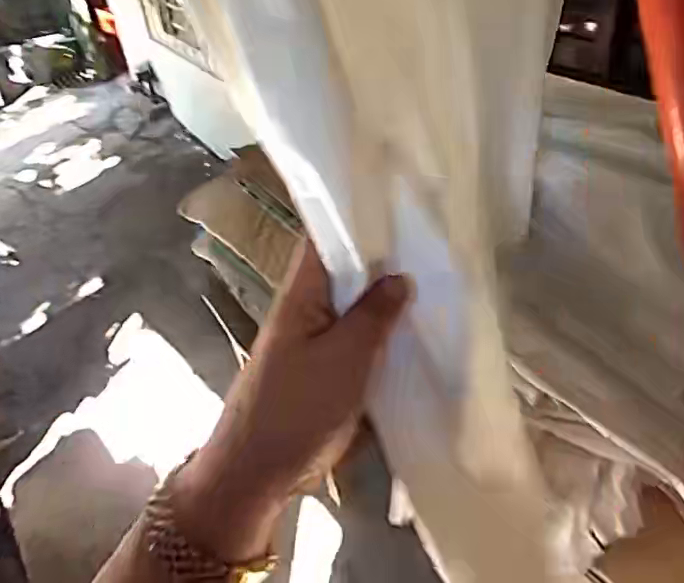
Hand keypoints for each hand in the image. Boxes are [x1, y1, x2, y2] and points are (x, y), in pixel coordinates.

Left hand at [169, 240, 412, 561]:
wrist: (253, 476)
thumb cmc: (297, 407)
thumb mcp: (346, 358)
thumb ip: (374, 315)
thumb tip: (400, 275)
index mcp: (303, 291)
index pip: (324, 237)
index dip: (355, 219)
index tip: (396, 207)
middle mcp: (305, 306)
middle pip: (344, 271)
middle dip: (381, 261)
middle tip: (429, 245)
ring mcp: (312, 339)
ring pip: (352, 306)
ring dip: (382, 300)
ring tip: (430, 283)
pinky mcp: (320, 369)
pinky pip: (354, 338)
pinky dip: (378, 333)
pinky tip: (410, 334)